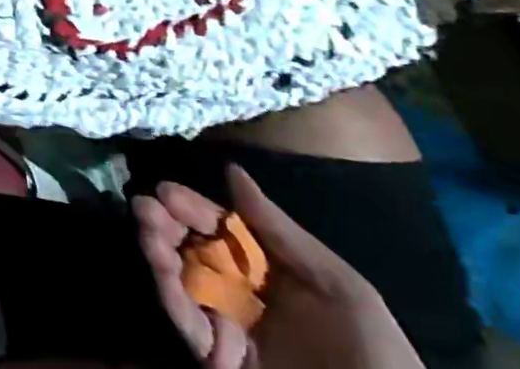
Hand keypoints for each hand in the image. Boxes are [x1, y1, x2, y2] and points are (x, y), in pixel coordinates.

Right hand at [135, 165, 425, 368]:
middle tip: (144, 207)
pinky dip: (171, 299)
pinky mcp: (220, 360)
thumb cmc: (375, 350)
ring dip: (158, 256)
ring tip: (147, 235)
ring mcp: (228, 326)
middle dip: (163, 226)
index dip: (191, 207)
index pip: (218, 227)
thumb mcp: (339, 285)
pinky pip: (189, 326)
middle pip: (191, 250)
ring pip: (180, 282)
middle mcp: (241, 291)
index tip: (165, 190)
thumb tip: (231, 170)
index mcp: (268, 268)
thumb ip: (280, 230)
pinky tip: (162, 276)